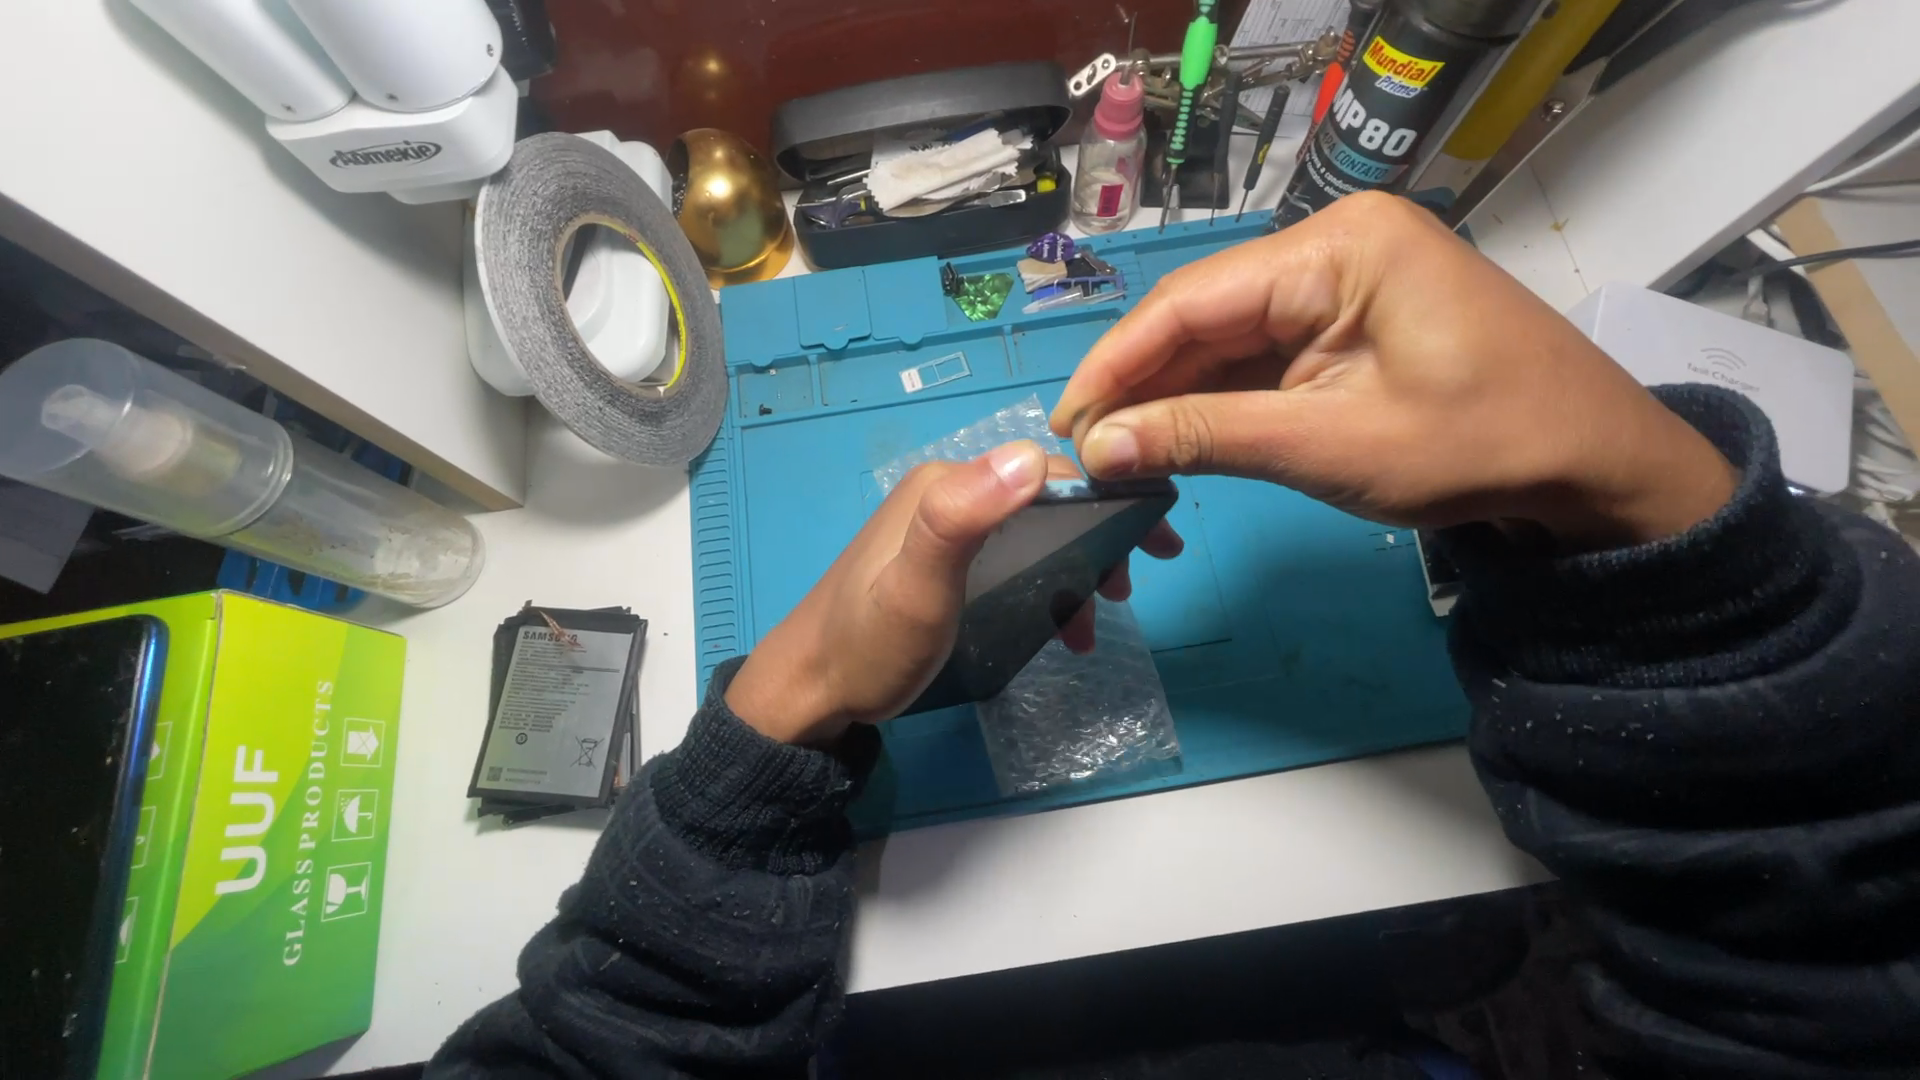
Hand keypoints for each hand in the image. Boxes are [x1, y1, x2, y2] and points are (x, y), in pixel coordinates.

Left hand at [724, 442, 1177, 744]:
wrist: (811, 692)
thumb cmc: (869, 643)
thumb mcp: (916, 586)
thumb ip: (961, 517)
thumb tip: (1031, 457)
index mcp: (947, 485)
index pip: (1045, 469)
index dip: (1105, 501)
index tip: (1150, 546)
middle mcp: (949, 494)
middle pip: (1045, 500)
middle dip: (1097, 538)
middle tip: (1127, 590)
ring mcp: (945, 529)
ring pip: (1033, 532)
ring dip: (1075, 568)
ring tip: (1095, 620)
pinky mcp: (944, 561)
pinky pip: (1013, 557)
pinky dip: (1045, 584)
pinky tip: (1058, 625)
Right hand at [1050, 192, 1736, 551]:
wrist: (1592, 471)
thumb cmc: (1479, 447)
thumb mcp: (1330, 444)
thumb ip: (1205, 436)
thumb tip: (1100, 448)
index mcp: (1335, 248)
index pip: (1190, 301)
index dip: (1116, 364)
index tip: (1067, 425)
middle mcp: (1323, 252)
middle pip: (1196, 319)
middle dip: (1135, 387)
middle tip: (1085, 450)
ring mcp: (1327, 291)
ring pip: (1214, 344)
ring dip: (1163, 401)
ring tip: (1114, 454)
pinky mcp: (1331, 331)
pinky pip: (1246, 365)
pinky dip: (1204, 407)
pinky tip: (1165, 441)